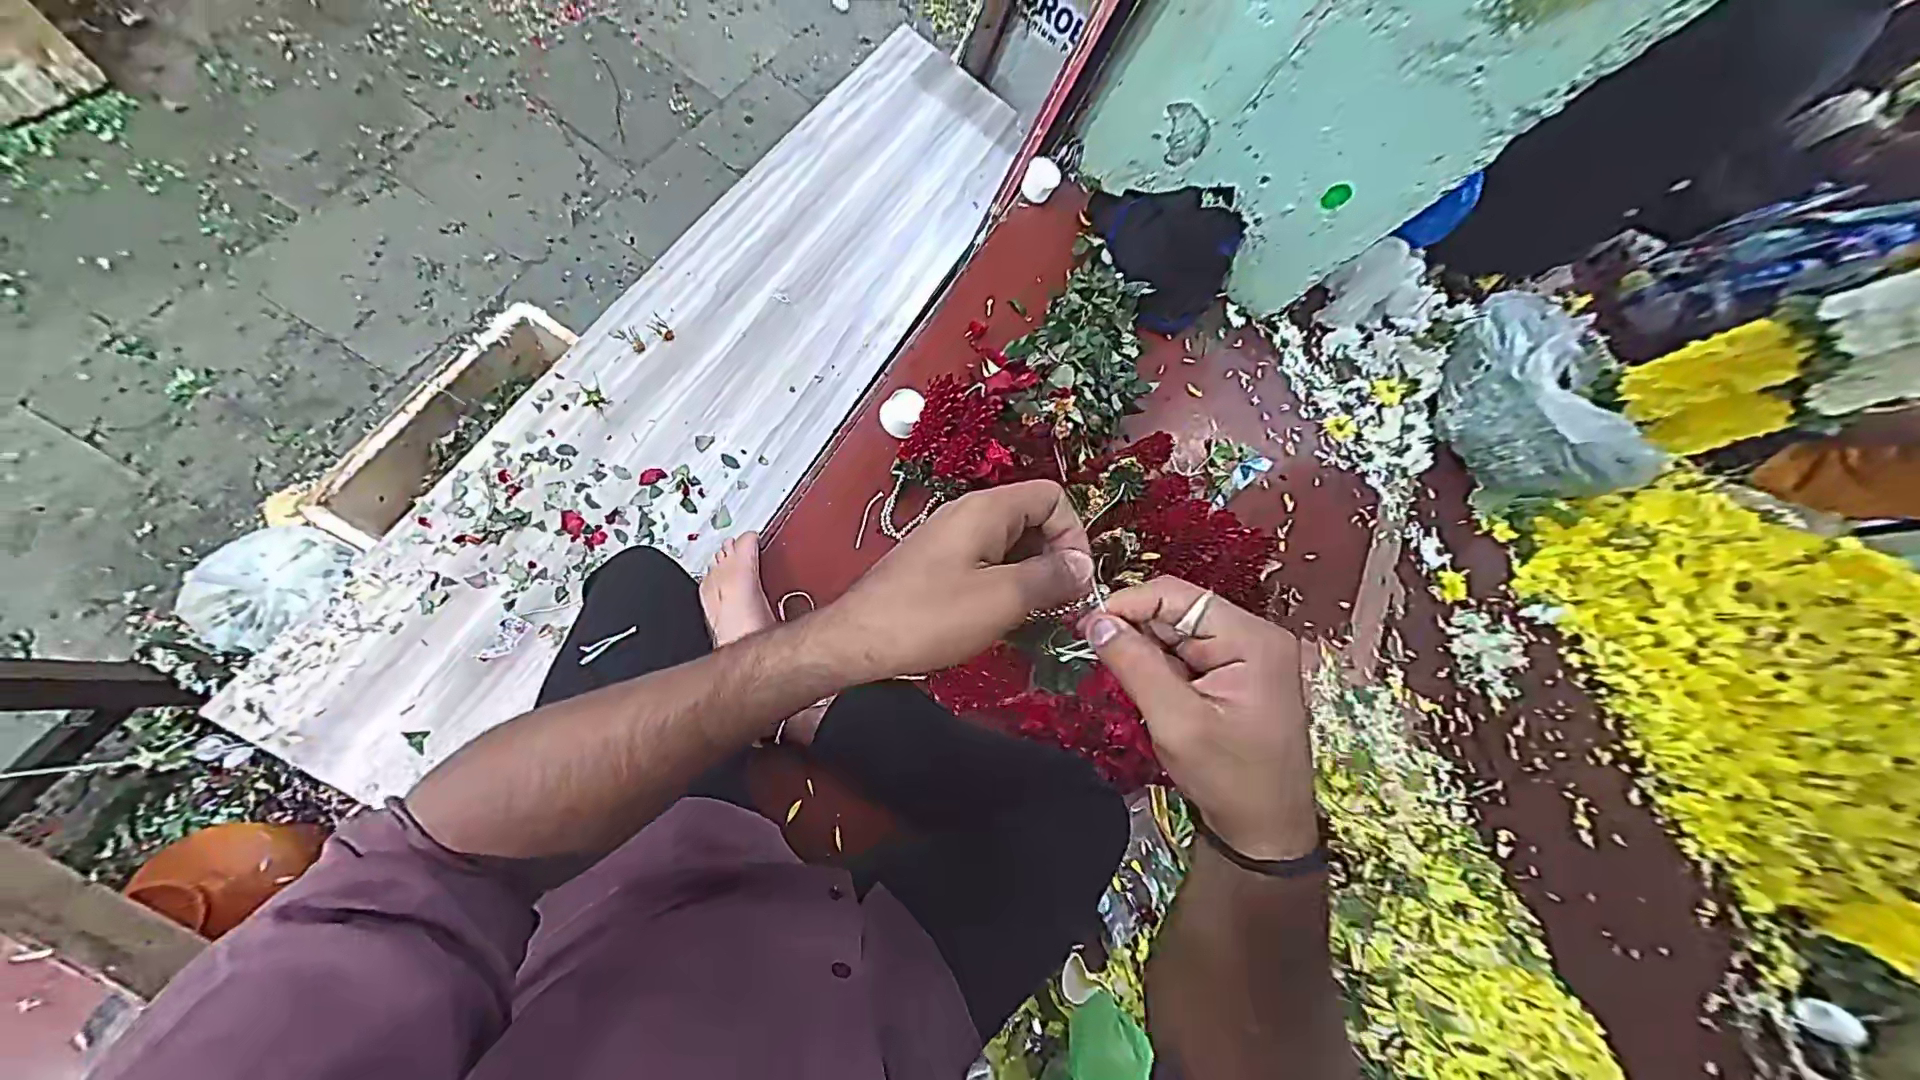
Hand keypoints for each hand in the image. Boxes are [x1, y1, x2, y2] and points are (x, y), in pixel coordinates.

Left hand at [819, 480, 1093, 682]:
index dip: (1074, 535)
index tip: (1076, 579)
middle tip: (1061, 603)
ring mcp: (951, 539)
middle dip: (1055, 558)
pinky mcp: (939, 564)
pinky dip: (1005, 584)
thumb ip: (1051, 577)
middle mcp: (969, 514)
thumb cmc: (929, 617)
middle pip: (1033, 520)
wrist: (857, 640)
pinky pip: (987, 563)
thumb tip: (1084, 566)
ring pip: (1011, 545)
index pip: (1052, 498)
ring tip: (1036, 615)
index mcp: (986, 509)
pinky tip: (1004, 617)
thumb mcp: (1002, 598)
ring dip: (1032, 576)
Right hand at [1079, 577, 1317, 860]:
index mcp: (1251, 638)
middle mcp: (1252, 635)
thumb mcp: (1176, 721)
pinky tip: (1155, 694)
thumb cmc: (1230, 780)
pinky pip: (1183, 653)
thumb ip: (1134, 664)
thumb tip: (1095, 620)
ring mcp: (1246, 653)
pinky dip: (1159, 668)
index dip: (1127, 605)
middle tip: (1106, 664)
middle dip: (1136, 633)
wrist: (1267, 831)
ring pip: (1174, 632)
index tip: (1088, 628)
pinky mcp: (1234, 671)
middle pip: (1175, 611)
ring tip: (1137, 688)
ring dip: (1146, 654)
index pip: (1176, 595)